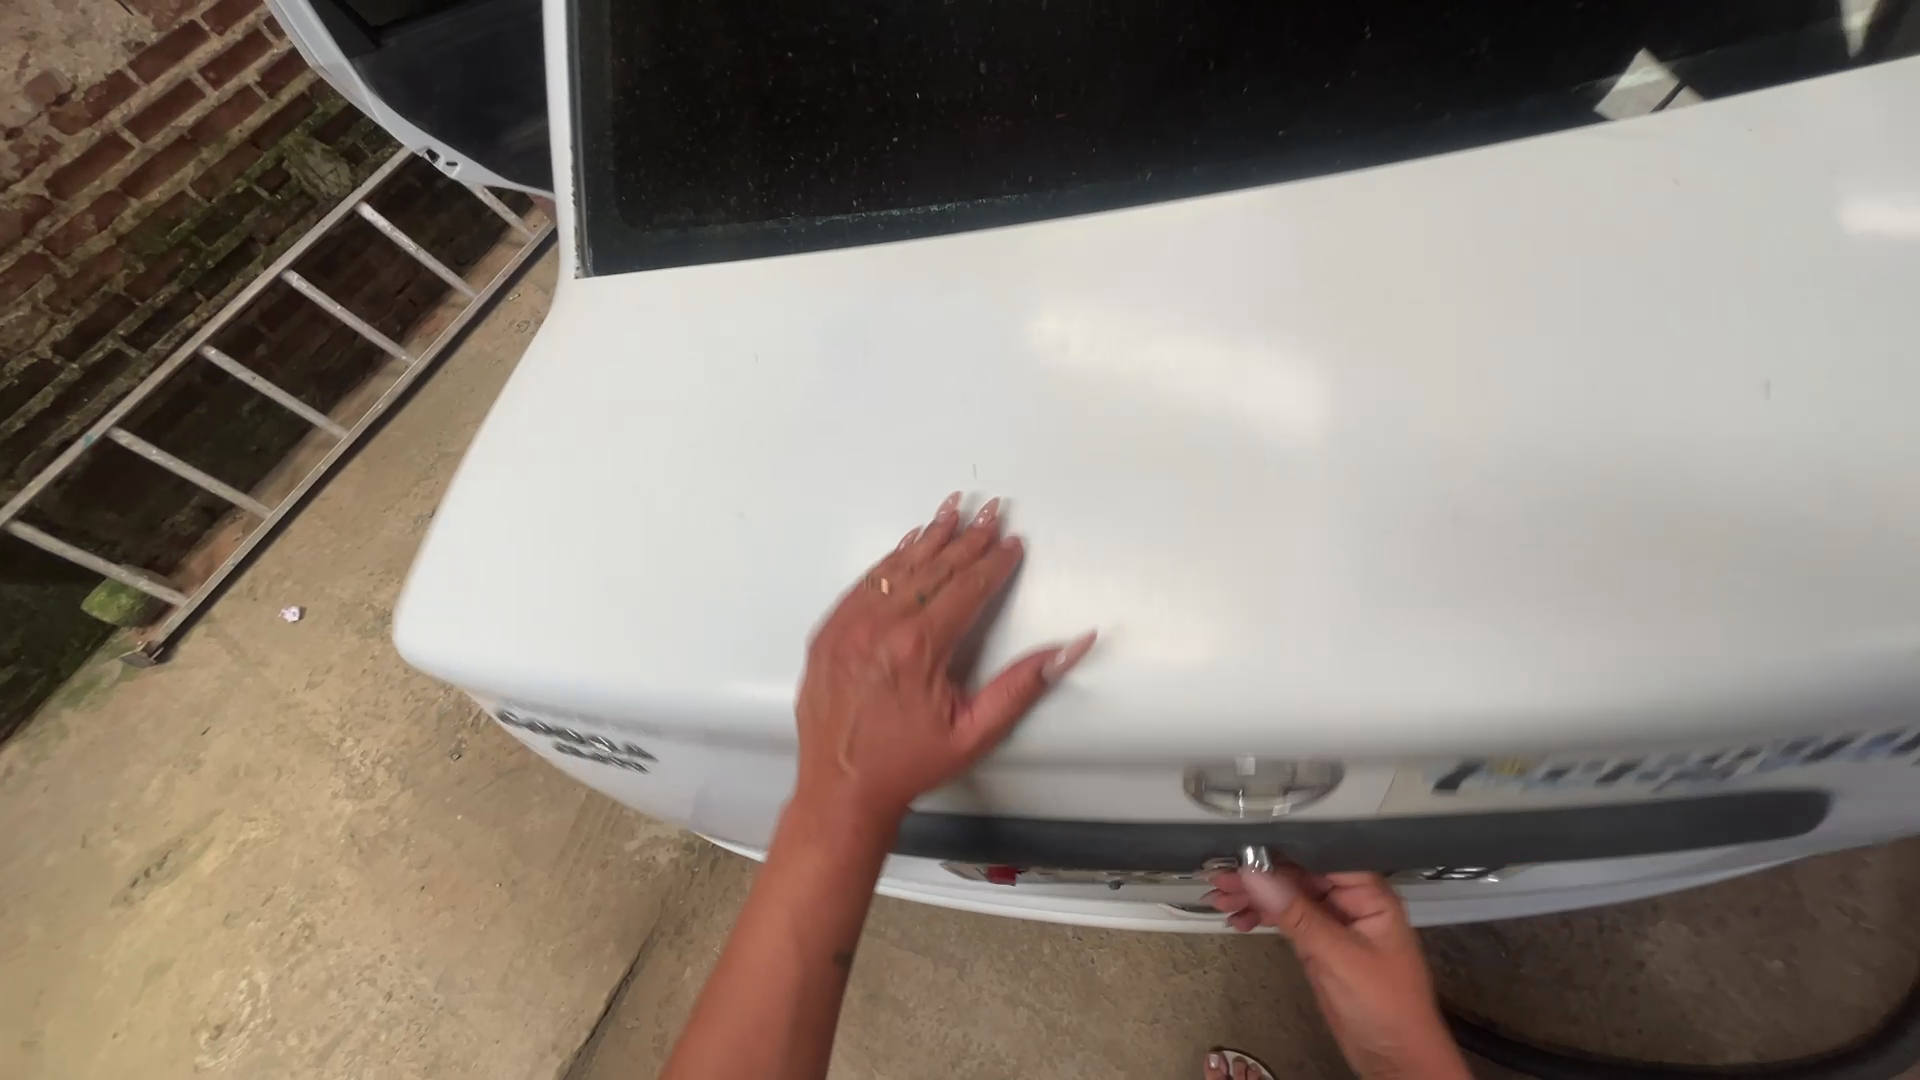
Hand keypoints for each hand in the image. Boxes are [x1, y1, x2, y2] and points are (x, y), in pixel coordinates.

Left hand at [792, 492, 1095, 830]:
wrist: (841, 789)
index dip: (993, 563)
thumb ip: (1024, 684)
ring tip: (953, 508)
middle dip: (968, 538)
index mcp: (918, 648)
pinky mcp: (829, 632)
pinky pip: (865, 582)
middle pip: (934, 569)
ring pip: (898, 568)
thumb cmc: (908, 764)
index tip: (1011, 543)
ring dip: (930, 536)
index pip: (966, 588)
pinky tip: (908, 542)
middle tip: (990, 509)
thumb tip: (1071, 647)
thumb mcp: (976, 731)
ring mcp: (848, 626)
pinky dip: (890, 559)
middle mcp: (879, 628)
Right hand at [1208, 868, 1471, 1079]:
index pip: (1317, 856)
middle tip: (1221, 876)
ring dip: (1251, 895)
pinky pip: (1281, 917)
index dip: (1281, 849)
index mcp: (1367, 894)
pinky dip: (1259, 915)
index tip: (1243, 848)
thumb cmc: (1388, 1009)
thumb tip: (1257, 875)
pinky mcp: (1315, 941)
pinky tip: (1238, 918)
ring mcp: (1330, 921)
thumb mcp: (1340, 956)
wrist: (1397, 1063)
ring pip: (1283, 894)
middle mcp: (1347, 901)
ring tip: (1220, 896)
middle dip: (1256, 875)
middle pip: (1295, 874)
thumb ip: (1297, 913)